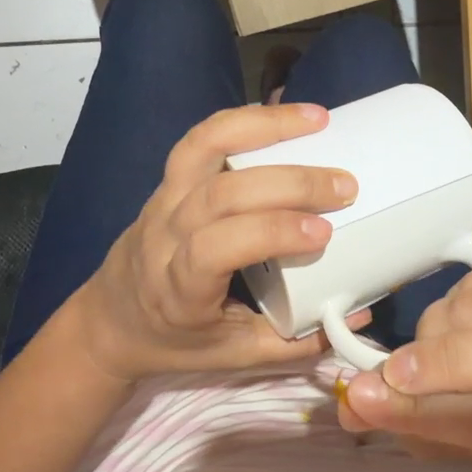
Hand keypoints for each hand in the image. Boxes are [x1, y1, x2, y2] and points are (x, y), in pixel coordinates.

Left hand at [75, 103, 367, 382]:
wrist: (110, 319)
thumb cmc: (175, 340)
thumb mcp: (234, 356)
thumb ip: (296, 342)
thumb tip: (361, 313)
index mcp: (178, 288)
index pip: (216, 249)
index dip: (271, 233)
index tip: (324, 233)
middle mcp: (165, 236)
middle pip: (221, 194)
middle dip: (287, 183)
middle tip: (344, 185)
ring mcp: (163, 199)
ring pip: (203, 147)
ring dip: (263, 127)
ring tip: (319, 120)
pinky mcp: (169, 179)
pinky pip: (201, 138)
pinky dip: (244, 120)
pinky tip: (287, 115)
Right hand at [336, 261, 471, 471]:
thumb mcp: (454, 443)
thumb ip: (406, 423)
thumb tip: (351, 402)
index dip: (432, 410)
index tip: (368, 397)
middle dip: (442, 361)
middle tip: (391, 372)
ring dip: (437, 329)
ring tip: (433, 351)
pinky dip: (452, 299)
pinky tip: (456, 322)